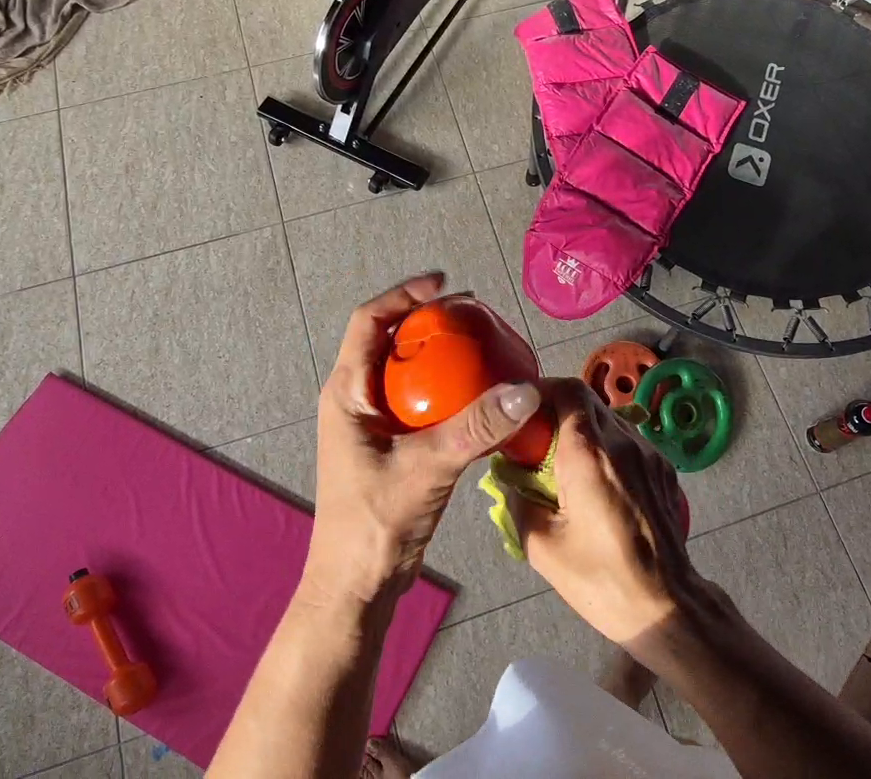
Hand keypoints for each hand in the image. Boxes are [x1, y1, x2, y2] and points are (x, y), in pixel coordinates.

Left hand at [305, 273, 541, 604]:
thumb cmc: (373, 526)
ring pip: (407, 371)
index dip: (404, 294)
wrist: (356, 586)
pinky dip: (450, 389)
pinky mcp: (391, 445)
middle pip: (390, 340)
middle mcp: (356, 400)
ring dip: (441, 354)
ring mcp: (373, 424)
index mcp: (347, 394)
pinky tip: (482, 396)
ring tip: (483, 344)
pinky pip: (421, 402)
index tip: (444, 284)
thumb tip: (524, 390)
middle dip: (430, 320)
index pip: (368, 321)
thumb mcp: (426, 470)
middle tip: (475, 313)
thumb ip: (474, 429)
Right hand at [512, 379, 698, 647]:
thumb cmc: (600, 579)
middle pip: (587, 401)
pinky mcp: (663, 469)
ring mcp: (649, 454)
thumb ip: (518, 500)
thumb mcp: (541, 545)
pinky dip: (603, 445)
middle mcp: (623, 443)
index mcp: (590, 455)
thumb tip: (508, 477)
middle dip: (556, 408)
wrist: (667, 606)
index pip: (567, 391)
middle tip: (532, 433)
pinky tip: (592, 477)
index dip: (541, 389)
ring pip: (608, 418)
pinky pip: (627, 440)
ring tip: (560, 457)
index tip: (520, 406)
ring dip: (581, 426)